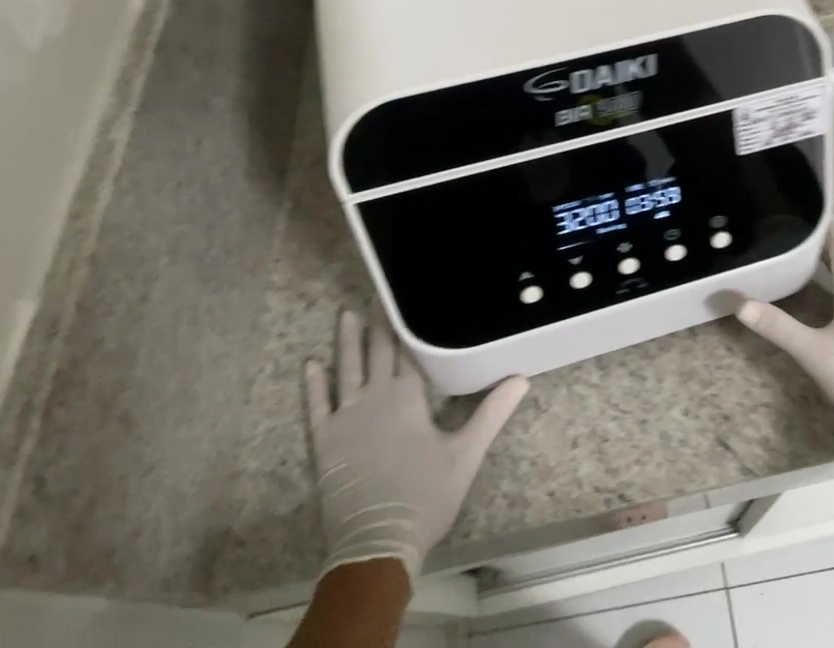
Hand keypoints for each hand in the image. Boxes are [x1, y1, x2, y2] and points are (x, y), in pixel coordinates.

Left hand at [303, 310, 528, 577]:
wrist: (377, 541)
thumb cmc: (426, 496)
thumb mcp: (466, 454)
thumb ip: (492, 412)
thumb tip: (522, 377)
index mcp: (407, 397)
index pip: (408, 349)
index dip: (407, 322)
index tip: (404, 296)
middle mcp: (373, 397)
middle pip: (377, 352)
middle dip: (379, 322)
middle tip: (377, 292)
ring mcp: (344, 418)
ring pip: (346, 370)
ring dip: (347, 342)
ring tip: (347, 313)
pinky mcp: (324, 441)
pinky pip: (316, 405)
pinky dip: (314, 385)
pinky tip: (311, 364)